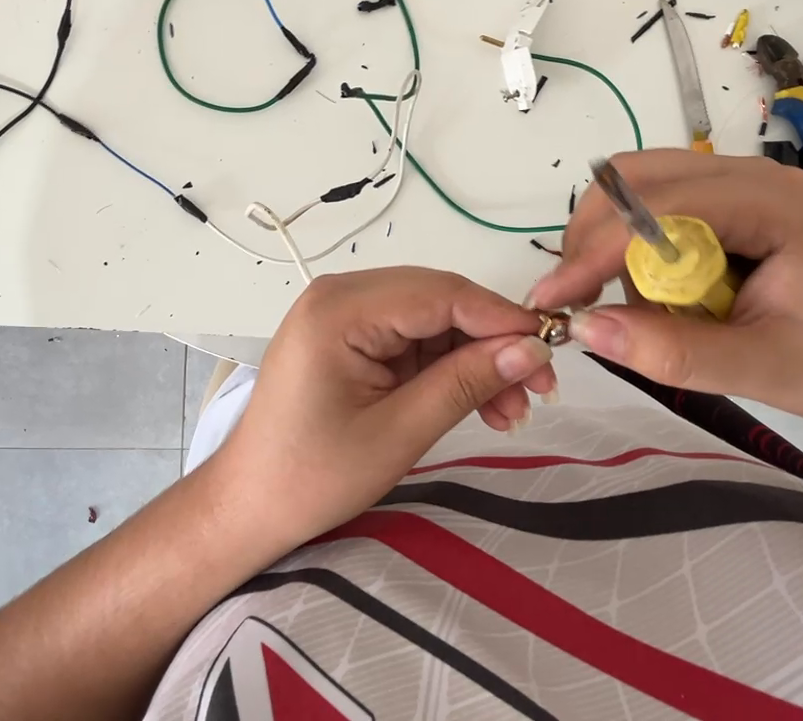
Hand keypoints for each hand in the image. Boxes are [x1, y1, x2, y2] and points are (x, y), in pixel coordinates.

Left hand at [209, 267, 553, 548]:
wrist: (250, 508)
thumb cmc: (313, 477)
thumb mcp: (399, 432)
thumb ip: (466, 382)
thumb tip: (533, 349)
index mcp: (340, 309)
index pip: (440, 293)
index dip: (501, 317)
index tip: (552, 349)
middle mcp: (340, 295)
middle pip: (439, 302)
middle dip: (492, 343)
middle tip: (539, 390)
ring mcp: (343, 315)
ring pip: (432, 322)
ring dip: (475, 360)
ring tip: (511, 412)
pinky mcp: (350, 339)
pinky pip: (413, 341)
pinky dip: (448, 369)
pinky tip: (480, 404)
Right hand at [530, 150, 802, 430]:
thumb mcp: (766, 370)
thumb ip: (675, 352)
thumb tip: (583, 329)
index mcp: (774, 204)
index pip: (660, 206)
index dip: (597, 249)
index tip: (553, 301)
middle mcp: (753, 176)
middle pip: (638, 177)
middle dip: (592, 235)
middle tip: (574, 298)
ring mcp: (744, 185)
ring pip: (641, 184)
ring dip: (608, 235)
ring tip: (607, 295)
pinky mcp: (735, 204)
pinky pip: (659, 202)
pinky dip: (632, 240)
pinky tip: (645, 286)